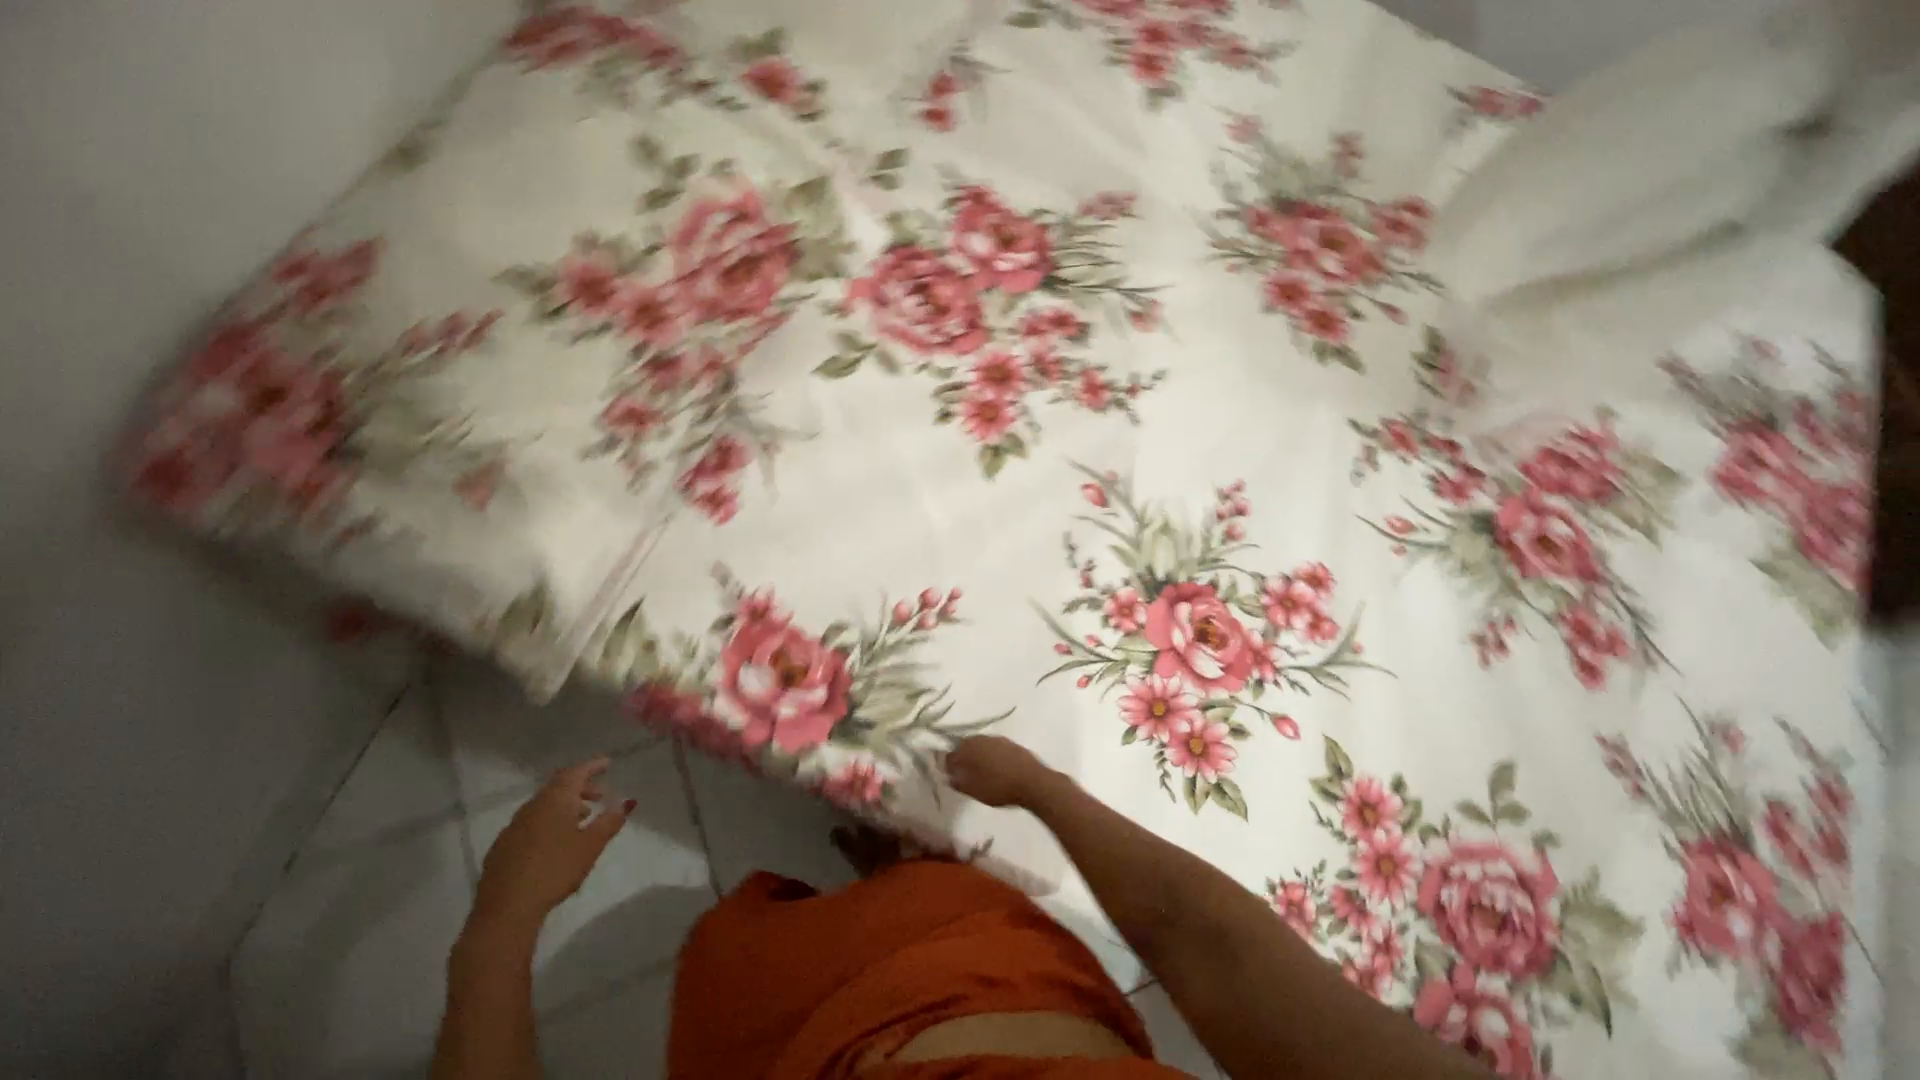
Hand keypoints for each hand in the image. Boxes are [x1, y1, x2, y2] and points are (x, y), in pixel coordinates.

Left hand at [471, 758, 631, 930]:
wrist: (507, 906)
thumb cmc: (556, 870)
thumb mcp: (591, 846)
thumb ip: (610, 821)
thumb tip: (627, 802)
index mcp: (555, 801)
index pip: (575, 773)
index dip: (592, 766)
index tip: (607, 763)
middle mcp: (532, 807)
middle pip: (558, 787)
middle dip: (581, 787)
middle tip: (600, 796)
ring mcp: (514, 826)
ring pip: (544, 806)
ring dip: (565, 806)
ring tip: (583, 819)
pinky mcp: (503, 846)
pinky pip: (531, 823)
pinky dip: (549, 822)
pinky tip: (555, 842)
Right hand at [945, 736, 1061, 808]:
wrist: (1032, 781)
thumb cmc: (999, 787)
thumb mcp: (974, 790)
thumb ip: (958, 782)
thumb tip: (949, 777)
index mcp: (968, 748)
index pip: (950, 754)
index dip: (948, 765)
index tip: (950, 775)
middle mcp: (980, 739)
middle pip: (965, 746)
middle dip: (963, 757)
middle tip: (965, 773)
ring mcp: (997, 739)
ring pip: (980, 745)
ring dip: (978, 755)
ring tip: (981, 771)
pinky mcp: (1011, 743)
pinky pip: (994, 747)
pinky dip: (991, 755)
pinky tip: (996, 767)